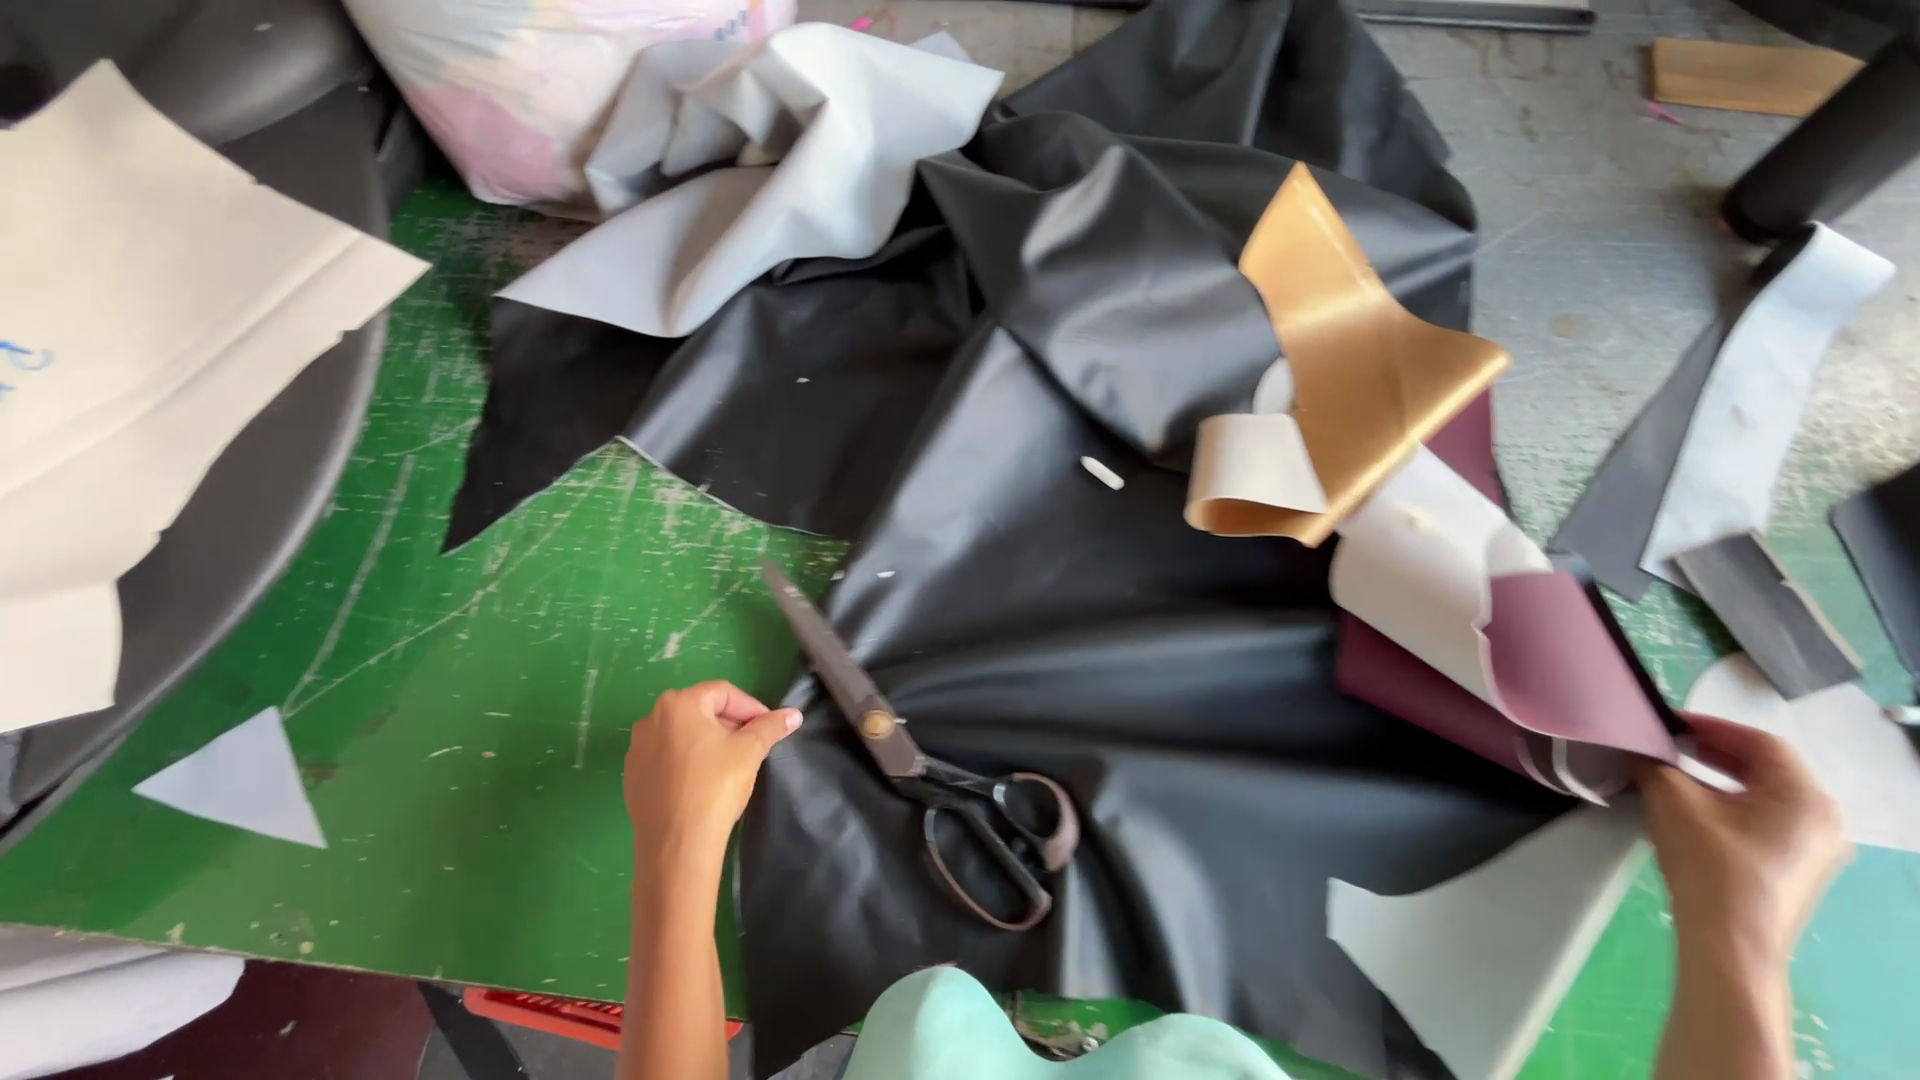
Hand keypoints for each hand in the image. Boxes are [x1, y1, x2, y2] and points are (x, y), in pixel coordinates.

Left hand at [624, 681, 800, 870]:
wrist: (677, 845)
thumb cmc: (715, 787)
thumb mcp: (750, 751)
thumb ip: (771, 726)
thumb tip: (793, 714)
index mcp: (678, 705)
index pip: (723, 693)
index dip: (751, 707)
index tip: (768, 728)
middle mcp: (650, 719)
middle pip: (700, 711)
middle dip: (730, 724)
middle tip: (751, 745)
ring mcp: (637, 749)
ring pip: (682, 734)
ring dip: (708, 741)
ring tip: (728, 764)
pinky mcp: (632, 776)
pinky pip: (666, 757)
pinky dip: (686, 761)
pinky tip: (701, 783)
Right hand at [1640, 713, 1851, 960]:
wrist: (1730, 938)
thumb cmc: (1709, 862)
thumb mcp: (1671, 800)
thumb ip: (1651, 764)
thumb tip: (1634, 750)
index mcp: (1804, 797)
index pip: (1760, 743)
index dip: (1711, 726)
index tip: (1668, 721)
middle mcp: (1822, 819)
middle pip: (1767, 769)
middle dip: (1714, 751)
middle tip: (1668, 743)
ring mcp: (1815, 848)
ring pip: (1764, 795)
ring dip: (1719, 777)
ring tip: (1674, 772)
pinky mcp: (1797, 867)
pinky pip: (1765, 819)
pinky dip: (1729, 803)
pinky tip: (1692, 808)